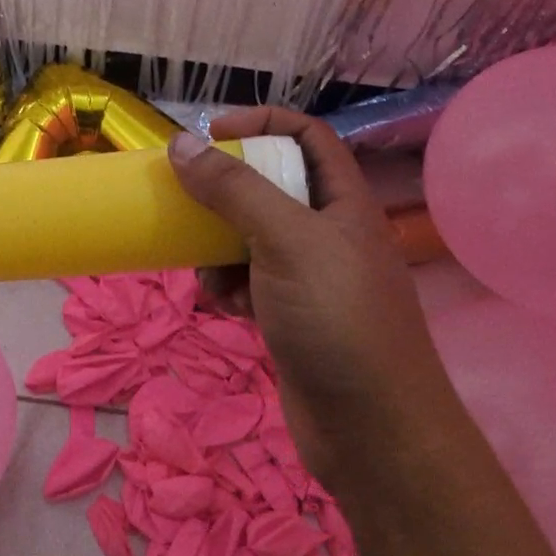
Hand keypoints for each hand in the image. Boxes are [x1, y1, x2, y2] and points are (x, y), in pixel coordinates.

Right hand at [169, 108, 437, 492]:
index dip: (263, 124)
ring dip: (220, 249)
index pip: (308, 136)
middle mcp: (330, 233)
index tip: (213, 135)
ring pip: (252, 239)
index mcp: (343, 202)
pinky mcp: (293, 317)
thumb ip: (235, 190)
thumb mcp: (285, 241)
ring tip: (208, 274)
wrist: (373, 431)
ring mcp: (311, 279)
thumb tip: (182, 144)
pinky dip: (231, 289)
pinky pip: (250, 283)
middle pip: (272, 188)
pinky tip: (225, 309)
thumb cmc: (336, 319)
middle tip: (188, 202)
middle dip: (227, 195)